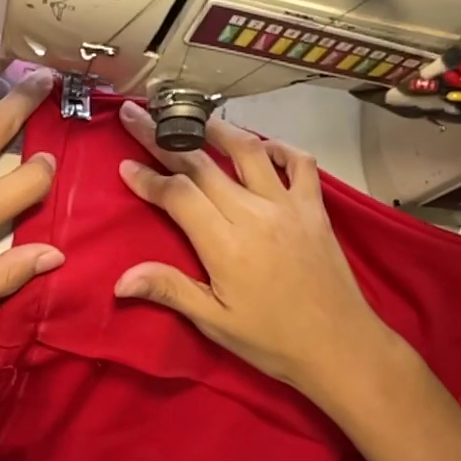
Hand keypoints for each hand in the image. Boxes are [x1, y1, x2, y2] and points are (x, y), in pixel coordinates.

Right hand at [112, 101, 396, 395]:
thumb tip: (120, 280)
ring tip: (194, 117)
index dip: (147, 178)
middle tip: (138, 115)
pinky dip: (280, 147)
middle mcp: (253, 212)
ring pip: (248, 150)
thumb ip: (169, 290)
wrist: (340, 346)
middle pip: (202, 163)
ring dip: (218, 129)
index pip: (177, 195)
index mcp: (224, 243)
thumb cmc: (271, 340)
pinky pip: (300, 163)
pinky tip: (264, 146)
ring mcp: (287, 204)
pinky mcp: (314, 207)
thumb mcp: (215, 322)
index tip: (123, 163)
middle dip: (164, 138)